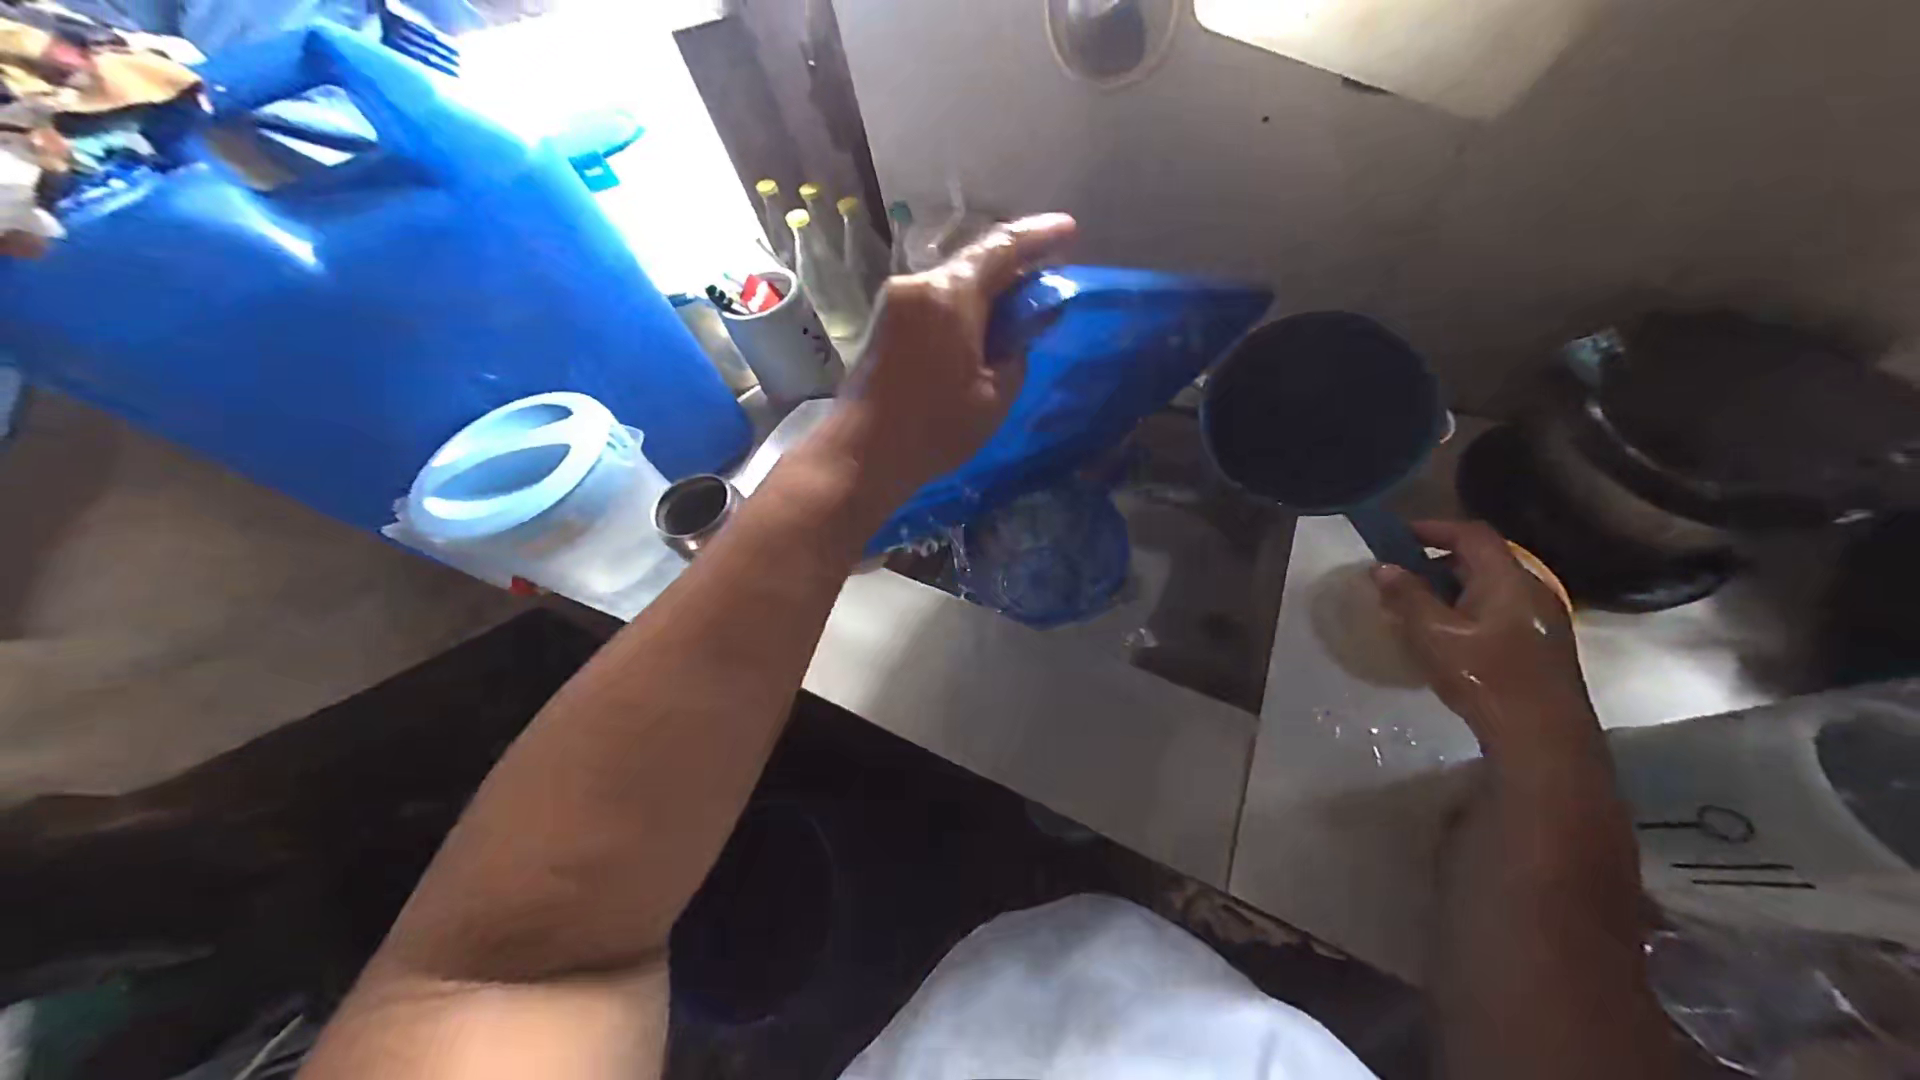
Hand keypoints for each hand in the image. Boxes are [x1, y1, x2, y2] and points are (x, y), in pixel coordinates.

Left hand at [821, 213, 1078, 508]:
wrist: (861, 455)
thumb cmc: (934, 430)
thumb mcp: (994, 398)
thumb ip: (1017, 351)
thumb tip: (1025, 325)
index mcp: (949, 296)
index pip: (1002, 248)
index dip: (1040, 236)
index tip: (1070, 230)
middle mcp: (918, 286)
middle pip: (975, 263)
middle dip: (1014, 268)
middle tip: (1046, 281)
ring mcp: (895, 302)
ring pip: (953, 283)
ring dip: (987, 292)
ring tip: (1016, 312)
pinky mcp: (884, 322)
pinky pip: (934, 302)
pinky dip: (963, 308)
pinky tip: (980, 329)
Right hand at [1372, 521, 1601, 763]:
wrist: (1543, 737)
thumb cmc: (1485, 677)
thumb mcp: (1432, 634)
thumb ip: (1407, 596)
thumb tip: (1383, 567)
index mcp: (1508, 580)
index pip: (1472, 534)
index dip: (1433, 528)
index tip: (1397, 536)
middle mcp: (1531, 590)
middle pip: (1482, 558)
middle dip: (1436, 559)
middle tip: (1399, 574)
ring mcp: (1541, 618)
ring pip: (1490, 585)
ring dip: (1450, 586)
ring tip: (1415, 603)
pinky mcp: (1540, 642)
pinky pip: (1498, 607)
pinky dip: (1466, 606)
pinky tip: (1445, 632)